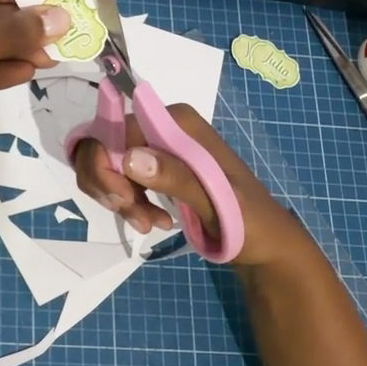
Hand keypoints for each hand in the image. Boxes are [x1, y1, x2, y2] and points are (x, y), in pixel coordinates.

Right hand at [72, 103, 314, 266]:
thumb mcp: (216, 202)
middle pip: (102, 143)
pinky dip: (123, 202)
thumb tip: (130, 157)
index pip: (115, 129)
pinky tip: (150, 220)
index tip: (123, 200)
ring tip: (147, 222)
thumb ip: (176, 178)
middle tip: (131, 212)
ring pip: (105, 163)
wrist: (264, 242)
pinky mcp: (151, 167)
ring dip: (116, 197)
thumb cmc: (249, 221)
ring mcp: (155, 146)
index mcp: (178, 123)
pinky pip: (116, 178)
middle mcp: (162, 126)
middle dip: (106, 182)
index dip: (106, 164)